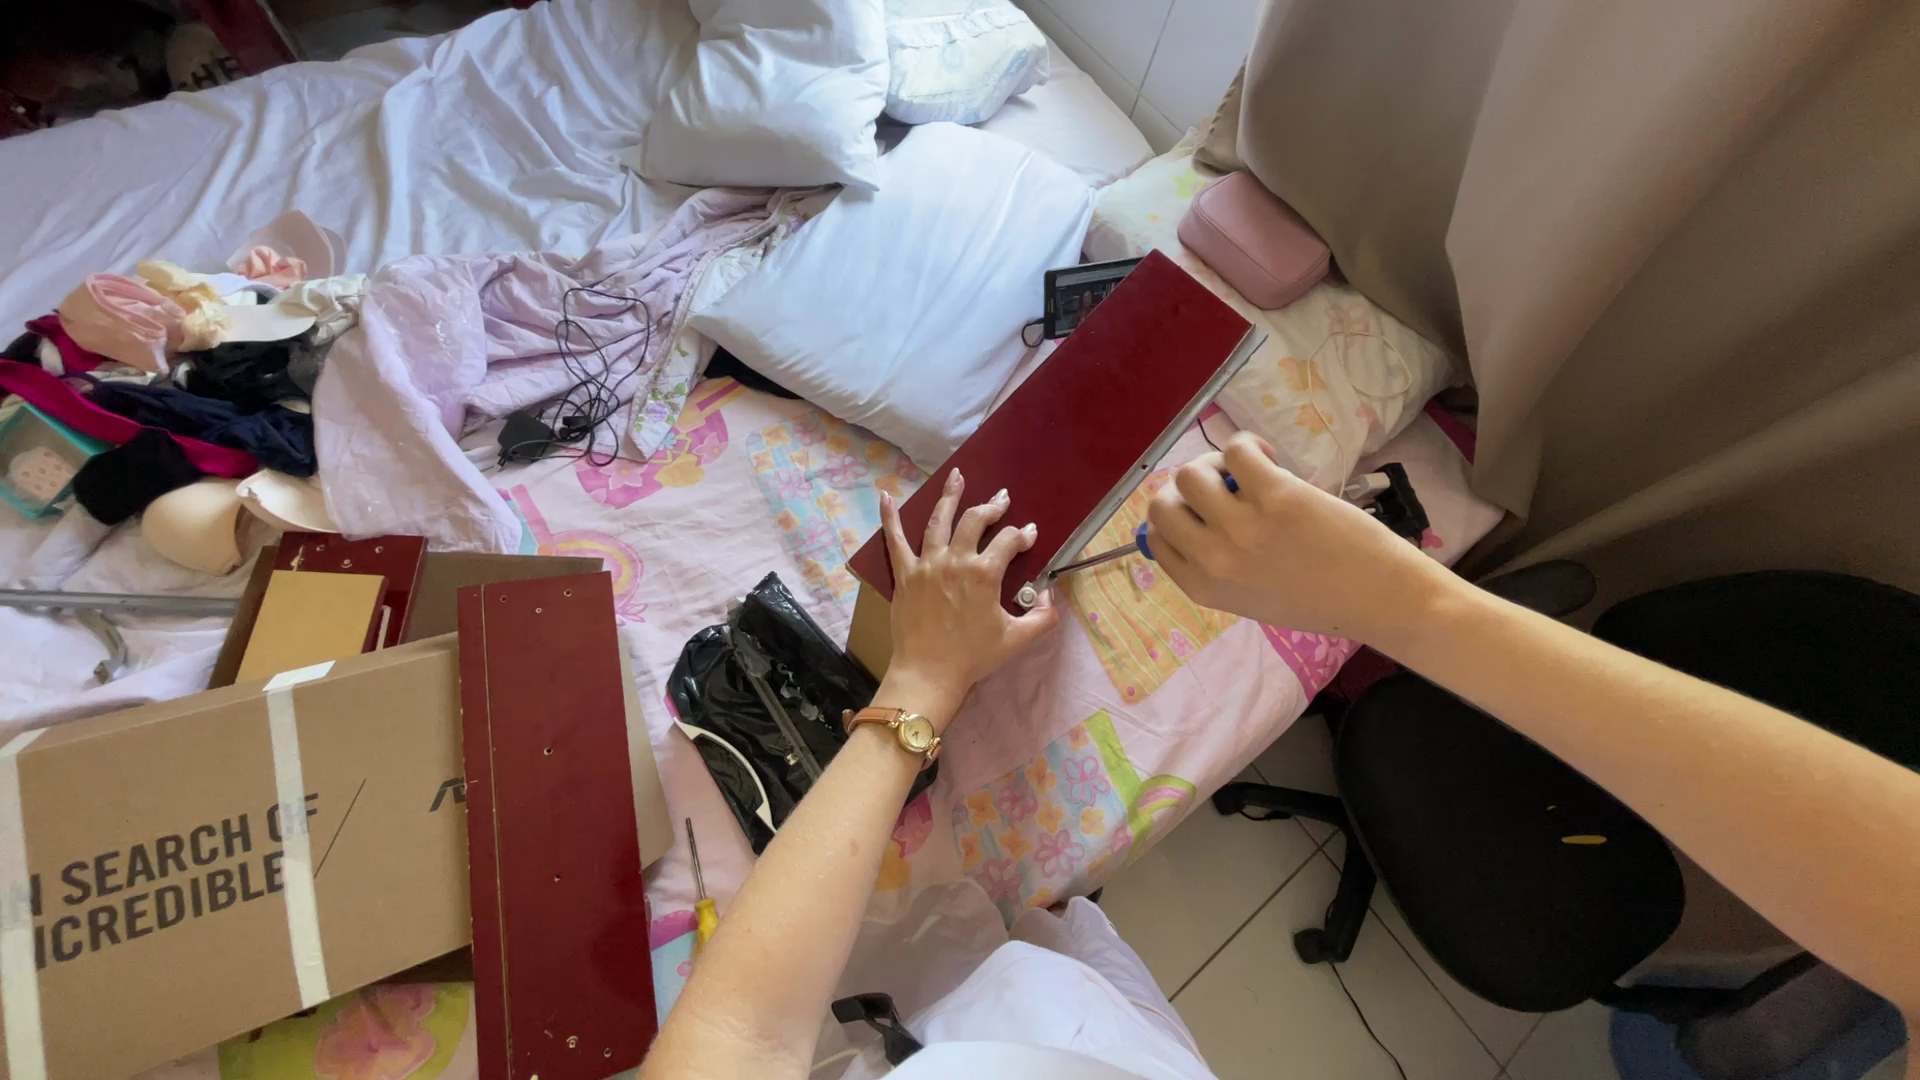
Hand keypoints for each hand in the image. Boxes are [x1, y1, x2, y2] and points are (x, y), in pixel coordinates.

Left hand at [876, 468, 1057, 726]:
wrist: (929, 673)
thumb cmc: (973, 656)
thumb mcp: (1017, 639)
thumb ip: (1043, 616)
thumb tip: (1051, 596)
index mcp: (984, 574)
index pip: (1008, 541)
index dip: (1022, 535)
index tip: (1028, 536)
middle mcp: (955, 561)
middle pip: (974, 521)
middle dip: (991, 506)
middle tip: (1001, 499)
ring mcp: (926, 565)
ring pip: (938, 521)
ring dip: (949, 496)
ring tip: (957, 477)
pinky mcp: (904, 574)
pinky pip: (894, 541)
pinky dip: (889, 517)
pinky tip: (885, 495)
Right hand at [1145, 432, 1455, 646]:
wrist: (1380, 600)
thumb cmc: (1316, 602)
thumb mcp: (1246, 597)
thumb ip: (1212, 565)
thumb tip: (1187, 517)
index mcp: (1202, 587)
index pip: (1156, 538)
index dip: (1174, 516)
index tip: (1198, 509)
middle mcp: (1213, 559)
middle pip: (1161, 503)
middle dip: (1186, 490)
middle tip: (1218, 486)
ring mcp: (1242, 528)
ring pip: (1191, 474)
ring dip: (1213, 464)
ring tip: (1244, 471)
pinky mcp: (1277, 498)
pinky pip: (1237, 451)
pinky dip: (1247, 445)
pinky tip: (1268, 458)